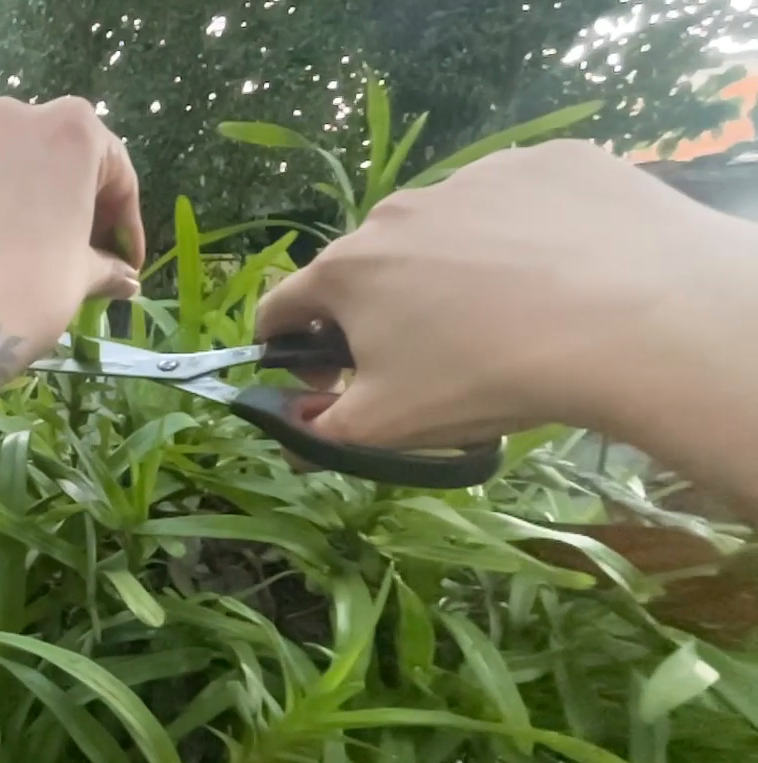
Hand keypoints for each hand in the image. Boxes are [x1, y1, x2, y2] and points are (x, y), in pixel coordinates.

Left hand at [0, 97, 144, 369]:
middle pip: (59, 163)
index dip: (125, 224)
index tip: (126, 262)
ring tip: (34, 256)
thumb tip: (125, 279)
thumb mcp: (81, 276)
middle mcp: (12, 121)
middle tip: (83, 257)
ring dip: (28, 207)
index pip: (114, 174)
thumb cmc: (33, 291)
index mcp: (69, 128)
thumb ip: (106, 266)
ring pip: (8, 173)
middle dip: (76, 208)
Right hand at [258, 139, 752, 448]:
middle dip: (365, 313)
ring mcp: (474, 178)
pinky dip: (506, 235)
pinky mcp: (550, 162)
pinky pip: (504, 202)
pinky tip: (544, 271)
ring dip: (433, 272)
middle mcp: (393, 213)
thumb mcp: (375, 428)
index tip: (323, 378)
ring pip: (429, 233)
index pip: (278, 307)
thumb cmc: (483, 376)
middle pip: (356, 269)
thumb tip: (286, 435)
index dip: (284, 349)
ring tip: (490, 312)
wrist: (651, 326)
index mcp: (341, 271)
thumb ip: (309, 434)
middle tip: (412, 354)